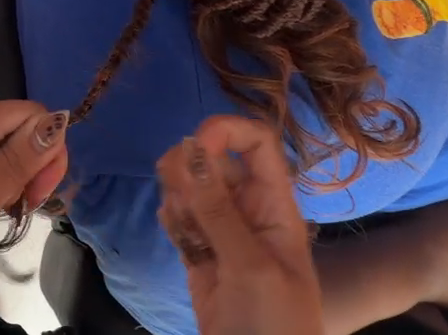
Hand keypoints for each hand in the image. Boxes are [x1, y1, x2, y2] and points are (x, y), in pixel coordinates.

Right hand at [155, 116, 322, 334]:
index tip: (193, 148)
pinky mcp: (199, 252)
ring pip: (189, 184)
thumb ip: (217, 207)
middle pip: (212, 158)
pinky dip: (172, 220)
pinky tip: (179, 242)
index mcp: (275, 206)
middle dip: (188, 169)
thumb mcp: (250, 267)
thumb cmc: (273, 327)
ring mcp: (223, 232)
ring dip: (178, 197)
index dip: (224, 132)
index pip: (256, 141)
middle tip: (183, 202)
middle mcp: (249, 210)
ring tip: (186, 233)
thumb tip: (188, 144)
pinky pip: (178, 215)